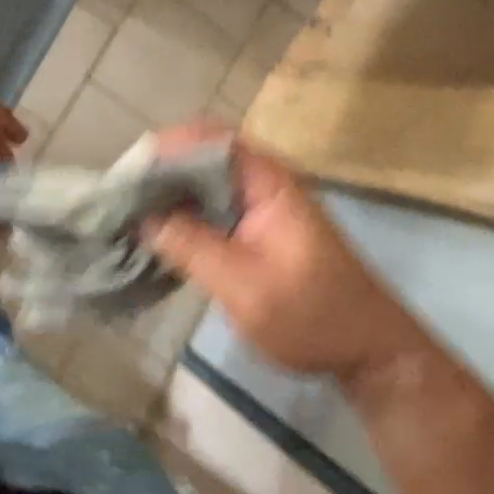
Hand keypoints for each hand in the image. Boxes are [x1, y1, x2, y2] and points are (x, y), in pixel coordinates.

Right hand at [144, 123, 422, 377]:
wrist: (373, 354)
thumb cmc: (313, 318)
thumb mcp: (245, 288)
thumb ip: (192, 247)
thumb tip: (142, 217)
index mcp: (269, 182)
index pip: (210, 139)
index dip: (167, 147)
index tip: (129, 171)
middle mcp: (265, 181)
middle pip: (204, 153)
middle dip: (161, 168)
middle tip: (120, 192)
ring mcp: (264, 203)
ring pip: (207, 178)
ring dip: (170, 189)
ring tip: (129, 208)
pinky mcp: (260, 226)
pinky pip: (214, 203)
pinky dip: (185, 209)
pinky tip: (158, 229)